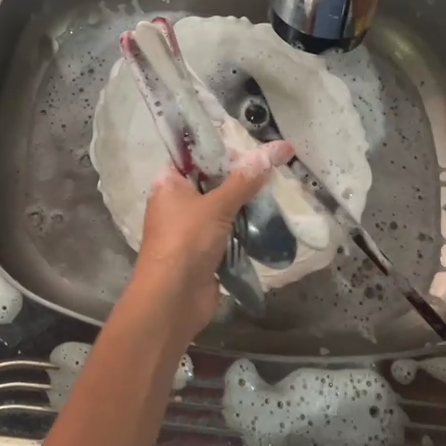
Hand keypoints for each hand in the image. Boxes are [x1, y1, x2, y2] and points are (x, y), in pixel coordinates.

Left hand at [126, 140, 291, 342]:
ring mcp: (191, 227)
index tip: (252, 145)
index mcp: (169, 182)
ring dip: (245, 203)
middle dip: (240, 177)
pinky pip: (227, 230)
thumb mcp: (216, 206)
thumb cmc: (185, 241)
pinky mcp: (204, 249)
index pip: (195, 154)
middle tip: (273, 165)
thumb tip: (276, 149)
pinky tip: (269, 217)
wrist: (172, 299)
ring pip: (222, 207)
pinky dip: (244, 226)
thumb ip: (245, 179)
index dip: (221, 149)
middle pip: (212, 180)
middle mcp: (177, 201)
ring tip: (277, 188)